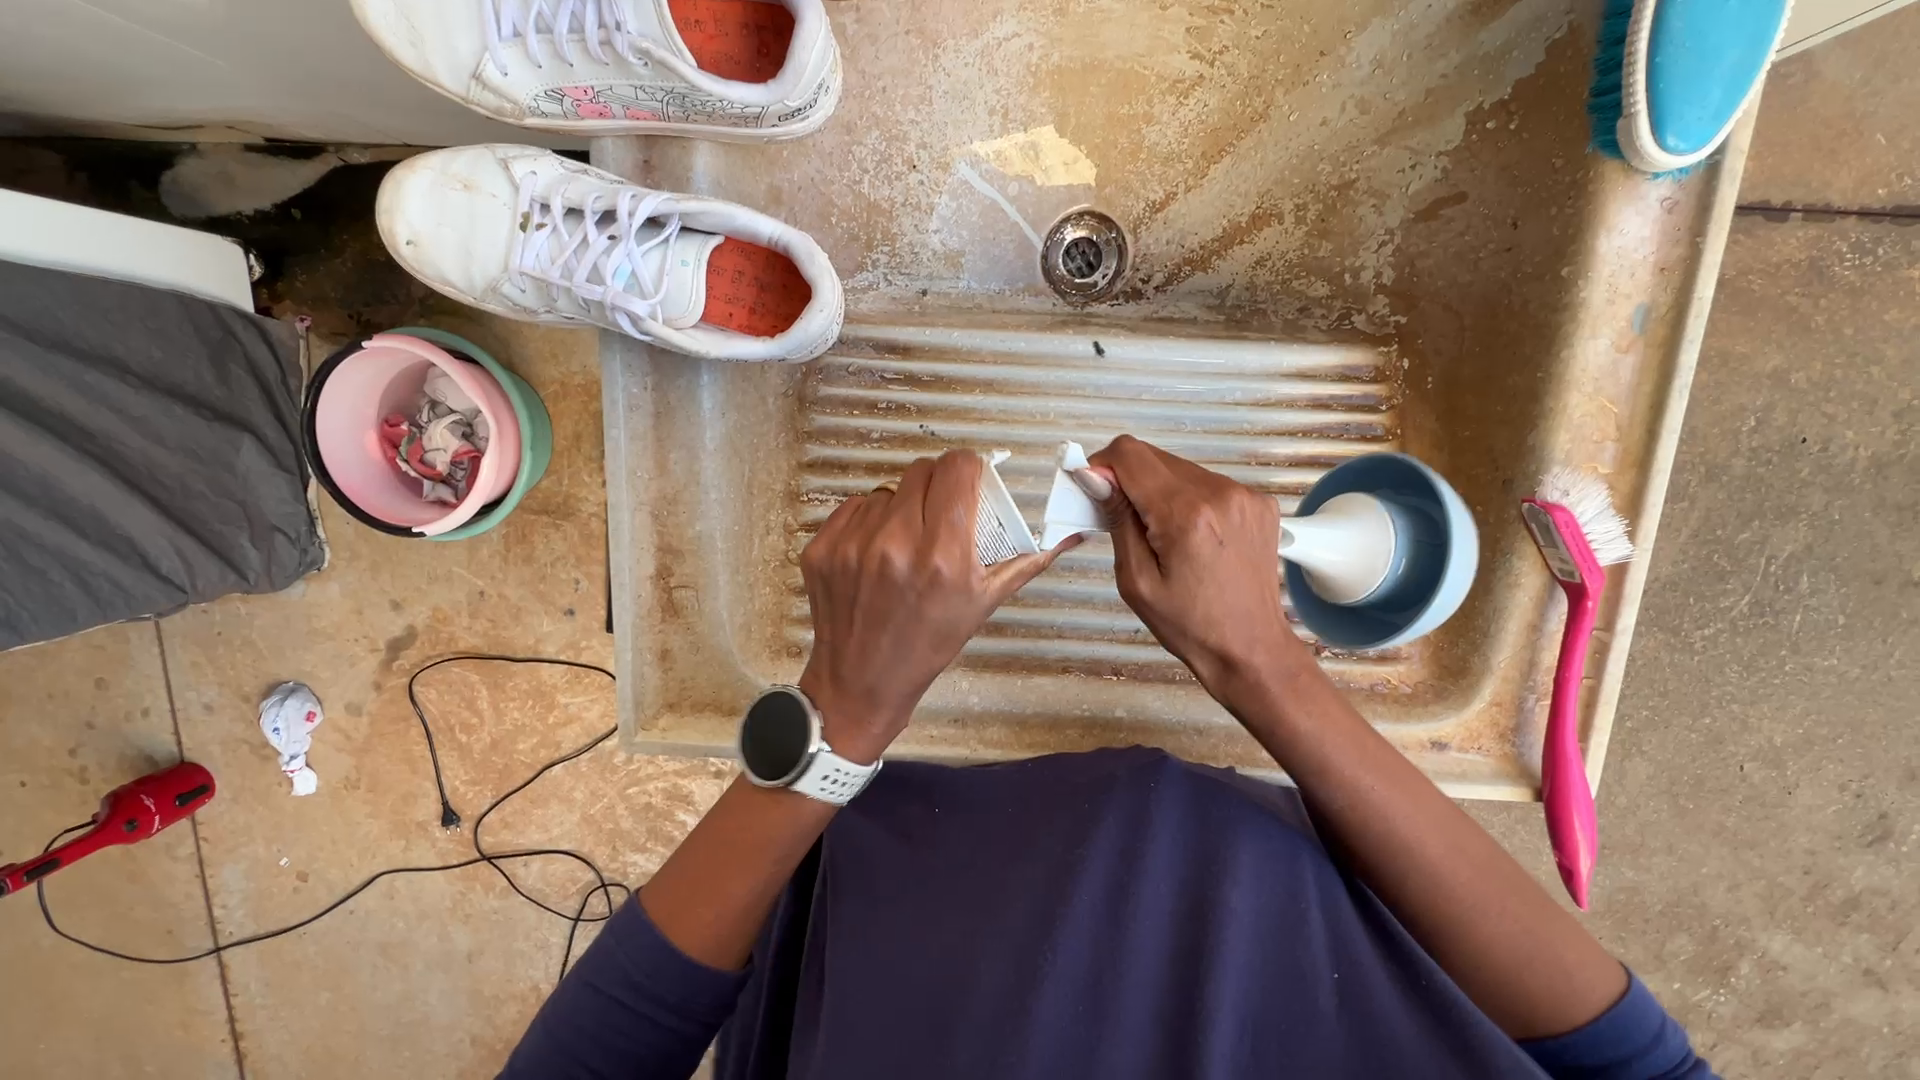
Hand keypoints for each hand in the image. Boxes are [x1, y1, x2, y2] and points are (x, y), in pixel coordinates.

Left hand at [798, 450, 1075, 762]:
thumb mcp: (984, 603)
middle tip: (942, 512)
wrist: (861, 682)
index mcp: (943, 555)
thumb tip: (1071, 533)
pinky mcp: (822, 548)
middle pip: (923, 470)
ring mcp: (853, 544)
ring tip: (906, 543)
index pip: (958, 468)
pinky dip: (870, 522)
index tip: (970, 483)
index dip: (969, 469)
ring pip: (888, 490)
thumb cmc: (928, 645)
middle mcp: (896, 543)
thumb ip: (1028, 559)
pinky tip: (876, 554)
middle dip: (938, 485)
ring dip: (902, 506)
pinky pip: (855, 508)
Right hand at [1087, 436, 1305, 691]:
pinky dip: (1188, 500)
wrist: (1251, 647)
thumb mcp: (1135, 580)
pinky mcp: (1258, 502)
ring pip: (1179, 469)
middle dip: (1128, 482)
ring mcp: (1244, 495)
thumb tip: (1094, 477)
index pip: (1129, 454)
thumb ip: (1117, 520)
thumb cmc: (1190, 625)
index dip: (1102, 467)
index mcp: (1185, 514)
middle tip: (1121, 520)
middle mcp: (1219, 493)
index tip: (1095, 494)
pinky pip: (1207, 484)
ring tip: (1160, 536)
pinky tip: (1189, 537)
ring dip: (1158, 492)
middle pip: (1153, 458)